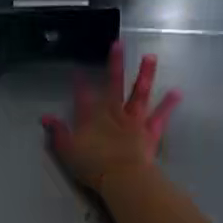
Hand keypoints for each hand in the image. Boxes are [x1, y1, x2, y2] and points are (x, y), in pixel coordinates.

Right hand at [42, 43, 180, 193]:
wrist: (122, 178)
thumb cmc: (93, 166)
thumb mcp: (67, 151)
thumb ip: (58, 133)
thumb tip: (45, 118)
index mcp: (92, 117)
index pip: (83, 96)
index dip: (80, 82)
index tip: (77, 68)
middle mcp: (114, 112)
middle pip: (115, 84)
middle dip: (116, 64)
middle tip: (119, 44)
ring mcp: (134, 119)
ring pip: (140, 92)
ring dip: (145, 74)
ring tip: (151, 57)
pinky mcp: (150, 130)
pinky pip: (160, 116)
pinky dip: (168, 104)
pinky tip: (177, 92)